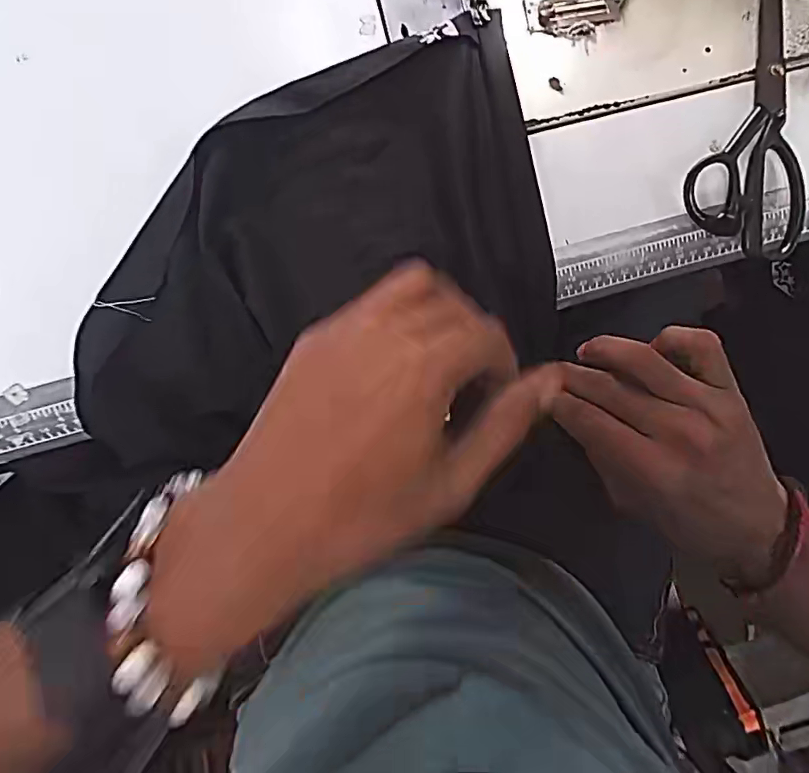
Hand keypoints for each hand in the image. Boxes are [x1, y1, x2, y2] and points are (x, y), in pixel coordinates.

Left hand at [145, 262, 559, 673]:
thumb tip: (545, 385)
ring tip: (437, 360)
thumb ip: (505, 424)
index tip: (496, 390)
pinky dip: (397, 316)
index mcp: (423, 367)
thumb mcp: (449, 484)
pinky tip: (392, 363)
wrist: (263, 524)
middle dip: (476, 334)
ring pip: (414, 284)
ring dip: (439, 312)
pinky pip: (371, 301)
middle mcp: (385, 332)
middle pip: (455, 301)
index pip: (487, 332)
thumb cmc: (354, 518)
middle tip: (471, 378)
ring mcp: (345, 328)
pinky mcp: (317, 336)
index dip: (503, 362)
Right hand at [552, 327, 788, 586]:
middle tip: (555, 374)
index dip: (560, 403)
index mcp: (657, 470)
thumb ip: (602, 459)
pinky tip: (651, 348)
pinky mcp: (730, 390)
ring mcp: (709, 406)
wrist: (761, 529)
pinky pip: (699, 345)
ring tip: (589, 351)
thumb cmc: (695, 525)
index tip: (546, 397)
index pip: (591, 420)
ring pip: (644, 359)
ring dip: (606, 349)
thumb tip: (573, 418)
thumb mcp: (635, 506)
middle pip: (609, 388)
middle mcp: (682, 432)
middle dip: (572, 377)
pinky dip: (671, 337)